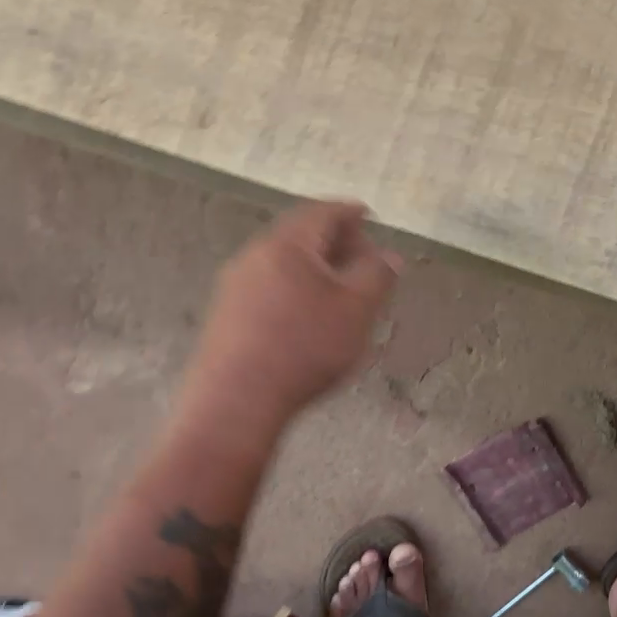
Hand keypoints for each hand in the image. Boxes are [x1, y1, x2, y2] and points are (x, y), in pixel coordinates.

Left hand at [181, 200, 403, 436]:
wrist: (235, 404)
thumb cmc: (305, 348)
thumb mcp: (358, 309)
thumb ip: (378, 275)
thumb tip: (389, 255)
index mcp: (286, 246)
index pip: (321, 212)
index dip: (349, 211)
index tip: (369, 214)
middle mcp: (254, 257)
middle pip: (300, 235)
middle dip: (335, 240)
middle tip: (365, 255)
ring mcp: (235, 287)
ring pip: (284, 262)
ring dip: (317, 266)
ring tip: (344, 288)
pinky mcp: (227, 316)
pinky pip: (270, 285)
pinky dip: (298, 286)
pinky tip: (312, 314)